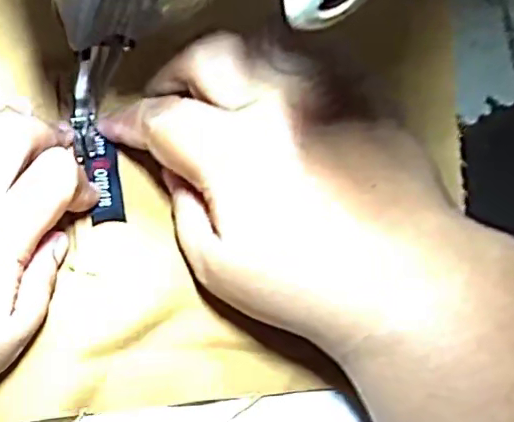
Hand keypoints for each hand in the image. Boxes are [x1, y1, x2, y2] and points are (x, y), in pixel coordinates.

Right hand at [101, 33, 501, 359]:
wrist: (397, 277)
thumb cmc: (304, 286)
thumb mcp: (217, 266)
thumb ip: (186, 210)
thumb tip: (177, 175)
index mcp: (235, 150)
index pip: (164, 117)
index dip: (131, 121)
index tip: (116, 126)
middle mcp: (279, 101)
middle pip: (207, 55)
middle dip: (170, 75)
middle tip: (157, 104)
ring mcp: (326, 89)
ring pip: (257, 43)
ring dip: (219, 64)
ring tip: (207, 97)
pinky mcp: (361, 92)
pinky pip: (303, 58)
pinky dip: (269, 70)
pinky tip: (264, 102)